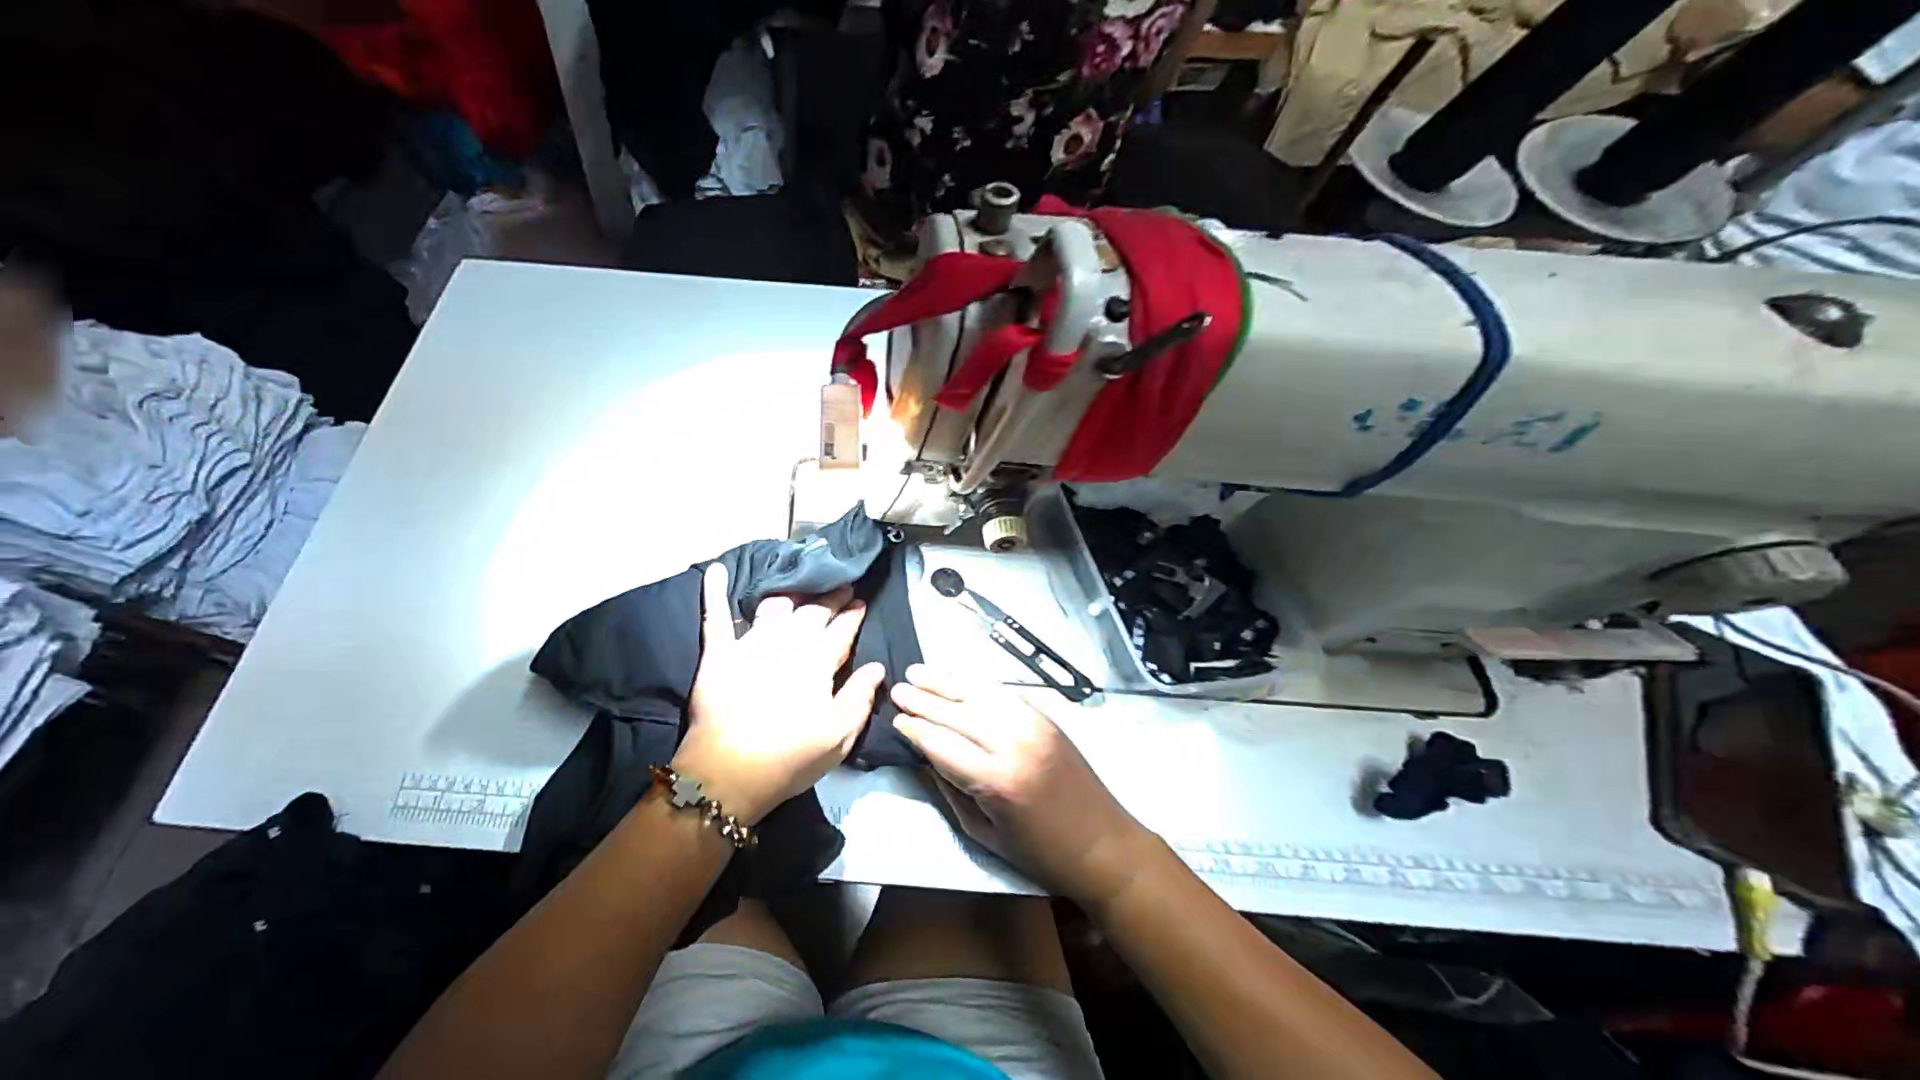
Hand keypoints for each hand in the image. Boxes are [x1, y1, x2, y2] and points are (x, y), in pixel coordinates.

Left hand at [674, 563, 884, 823]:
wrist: (728, 772)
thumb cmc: (790, 757)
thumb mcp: (839, 735)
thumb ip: (860, 697)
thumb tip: (877, 667)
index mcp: (819, 661)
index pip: (842, 629)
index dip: (852, 614)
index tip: (859, 601)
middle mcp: (788, 643)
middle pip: (813, 612)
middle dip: (829, 597)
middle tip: (840, 585)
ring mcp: (751, 643)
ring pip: (774, 607)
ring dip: (789, 594)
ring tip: (798, 587)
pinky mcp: (719, 653)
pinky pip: (716, 616)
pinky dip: (716, 590)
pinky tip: (716, 569)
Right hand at [890, 665, 1156, 904]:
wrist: (1102, 844)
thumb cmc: (1039, 852)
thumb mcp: (983, 833)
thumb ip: (950, 791)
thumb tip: (923, 758)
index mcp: (996, 780)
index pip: (942, 744)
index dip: (916, 730)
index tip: (895, 720)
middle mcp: (1015, 744)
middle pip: (959, 713)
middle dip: (925, 700)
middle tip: (898, 689)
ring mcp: (1034, 726)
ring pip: (981, 695)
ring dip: (948, 682)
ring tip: (920, 673)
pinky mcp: (1047, 719)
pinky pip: (1006, 694)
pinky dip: (979, 686)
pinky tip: (961, 681)